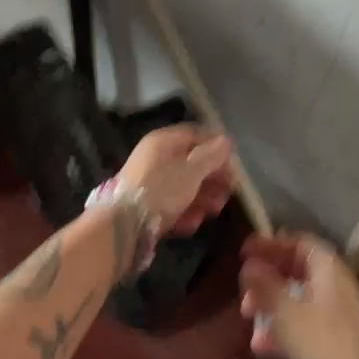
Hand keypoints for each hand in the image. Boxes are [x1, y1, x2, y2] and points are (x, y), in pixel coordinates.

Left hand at [118, 125, 233, 234]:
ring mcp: (149, 182)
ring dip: (202, 198)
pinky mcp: (146, 205)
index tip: (234, 162)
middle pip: (191, 163)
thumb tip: (226, 140)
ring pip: (184, 186)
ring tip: (213, 211)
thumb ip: (211, 156)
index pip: (196, 134)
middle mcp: (155, 158)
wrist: (124, 223)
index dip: (217, 146)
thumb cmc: (162, 189)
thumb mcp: (192, 170)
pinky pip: (171, 204)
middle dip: (213, 178)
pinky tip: (191, 224)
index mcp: (164, 142)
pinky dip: (184, 212)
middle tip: (228, 192)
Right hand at [240, 233, 358, 358]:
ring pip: (296, 302)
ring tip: (247, 317)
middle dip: (267, 278)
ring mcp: (334, 320)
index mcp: (330, 272)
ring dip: (269, 307)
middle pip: (297, 272)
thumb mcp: (286, 310)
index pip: (301, 243)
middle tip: (243, 290)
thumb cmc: (321, 344)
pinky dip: (280, 332)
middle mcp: (335, 290)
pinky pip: (300, 329)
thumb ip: (264, 284)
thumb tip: (250, 263)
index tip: (245, 251)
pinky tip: (262, 348)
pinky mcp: (330, 347)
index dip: (272, 243)